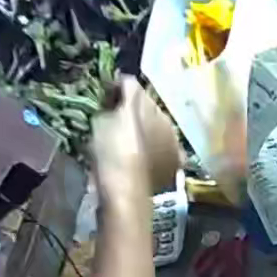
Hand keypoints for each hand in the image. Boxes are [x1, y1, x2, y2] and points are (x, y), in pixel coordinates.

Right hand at [90, 80, 181, 197]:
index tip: (105, 99)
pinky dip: (159, 148)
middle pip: (148, 104)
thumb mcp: (99, 124)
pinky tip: (148, 158)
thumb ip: (109, 108)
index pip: (128, 83)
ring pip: (160, 125)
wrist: (130, 193)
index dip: (115, 89)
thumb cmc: (109, 155)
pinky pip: (167, 146)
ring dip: (149, 129)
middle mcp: (162, 114)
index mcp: (139, 99)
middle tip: (120, 121)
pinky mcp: (178, 159)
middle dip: (135, 109)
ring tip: (134, 142)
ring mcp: (173, 138)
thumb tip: (114, 103)